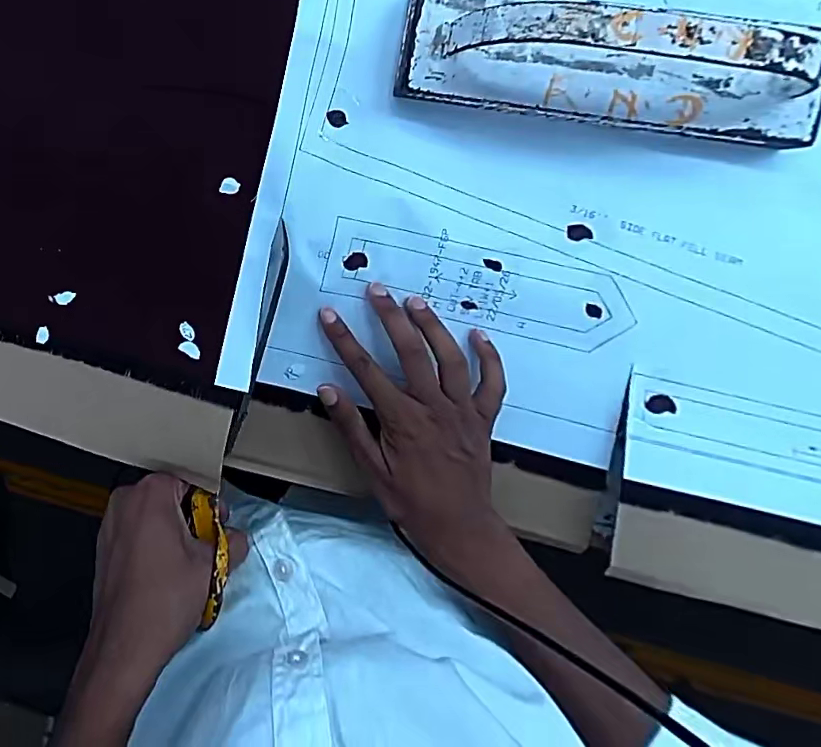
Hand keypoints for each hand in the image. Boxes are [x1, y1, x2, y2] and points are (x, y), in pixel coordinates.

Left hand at [86, 473, 249, 673]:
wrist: (125, 643)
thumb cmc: (163, 601)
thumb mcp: (210, 567)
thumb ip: (231, 542)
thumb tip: (237, 538)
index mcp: (151, 493)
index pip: (188, 480)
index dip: (209, 502)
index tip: (219, 521)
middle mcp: (126, 500)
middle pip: (168, 496)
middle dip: (190, 517)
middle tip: (207, 543)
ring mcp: (111, 521)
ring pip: (150, 515)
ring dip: (172, 531)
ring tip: (187, 562)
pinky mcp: (104, 544)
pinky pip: (135, 531)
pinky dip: (152, 542)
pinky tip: (165, 571)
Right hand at [317, 282, 514, 575]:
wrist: (462, 530)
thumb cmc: (411, 502)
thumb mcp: (372, 469)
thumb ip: (351, 427)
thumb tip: (328, 390)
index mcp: (403, 421)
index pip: (366, 370)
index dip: (345, 340)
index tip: (330, 316)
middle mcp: (434, 409)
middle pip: (412, 353)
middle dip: (391, 318)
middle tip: (377, 291)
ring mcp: (462, 412)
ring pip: (450, 359)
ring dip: (433, 327)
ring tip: (416, 302)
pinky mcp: (482, 420)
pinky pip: (492, 384)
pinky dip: (488, 358)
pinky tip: (478, 334)